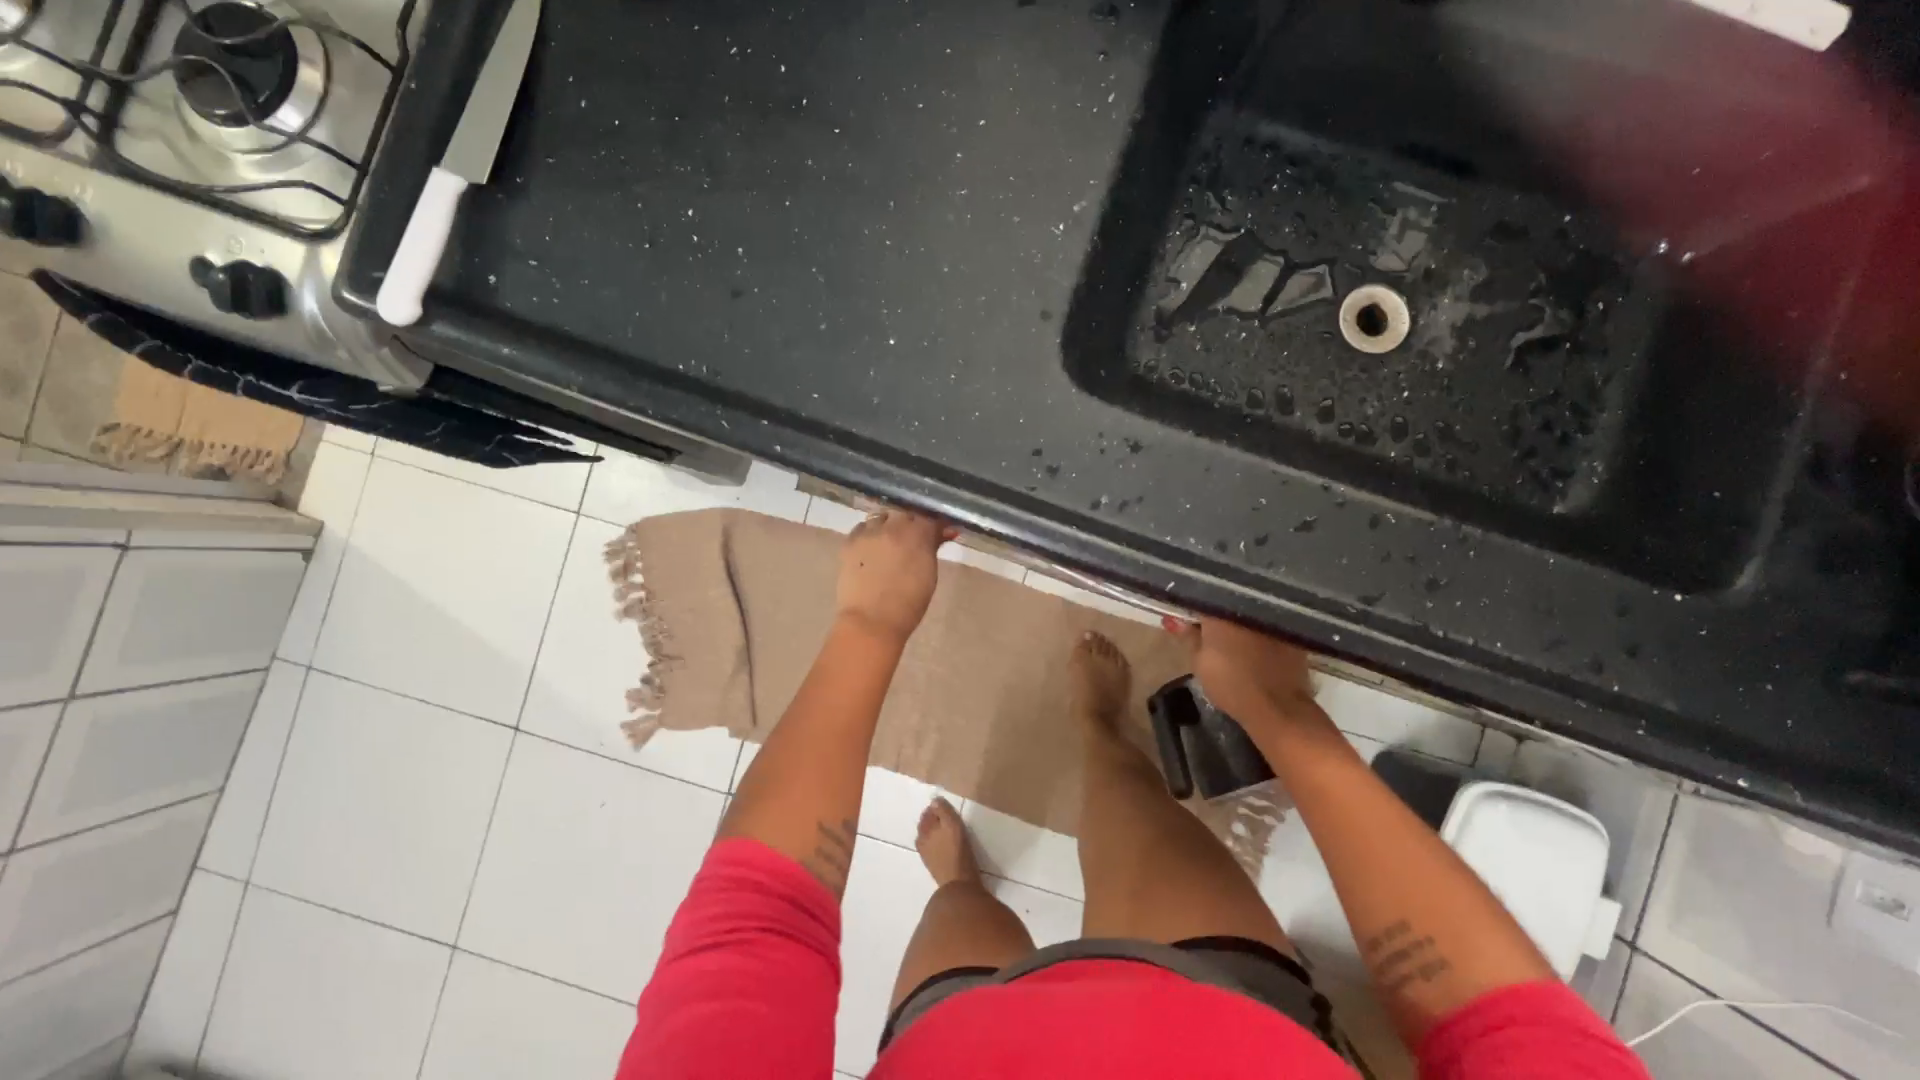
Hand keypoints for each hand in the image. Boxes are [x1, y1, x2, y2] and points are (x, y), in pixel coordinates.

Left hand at [835, 508, 949, 644]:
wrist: (871, 620)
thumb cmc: (909, 604)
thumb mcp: (929, 574)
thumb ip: (933, 547)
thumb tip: (944, 531)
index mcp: (917, 534)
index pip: (929, 517)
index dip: (934, 524)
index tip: (937, 531)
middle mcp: (893, 526)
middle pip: (905, 514)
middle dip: (911, 523)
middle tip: (914, 539)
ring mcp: (869, 532)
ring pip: (882, 517)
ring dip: (889, 525)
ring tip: (891, 542)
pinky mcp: (850, 541)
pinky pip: (862, 528)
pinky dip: (870, 533)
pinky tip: (872, 546)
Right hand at [1165, 616, 1334, 744]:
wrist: (1277, 706)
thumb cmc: (1230, 684)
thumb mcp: (1199, 663)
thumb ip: (1188, 637)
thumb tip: (1175, 620)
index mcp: (1220, 610)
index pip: (1199, 598)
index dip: (1190, 608)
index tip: (1184, 620)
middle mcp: (1247, 605)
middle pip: (1225, 602)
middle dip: (1214, 614)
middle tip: (1205, 632)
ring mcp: (1271, 616)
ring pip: (1247, 612)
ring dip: (1236, 621)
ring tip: (1229, 639)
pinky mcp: (1290, 630)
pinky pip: (1266, 623)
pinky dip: (1256, 631)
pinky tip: (1251, 646)